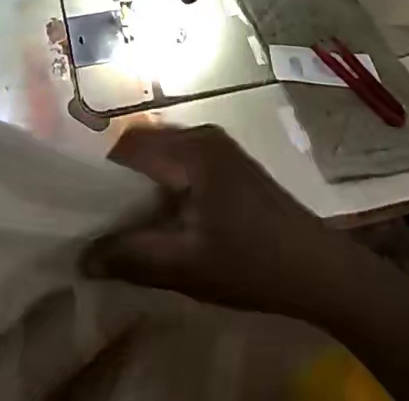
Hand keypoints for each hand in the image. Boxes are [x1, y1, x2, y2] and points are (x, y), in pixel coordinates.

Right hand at [83, 124, 365, 320]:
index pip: (127, 146)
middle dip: (120, 179)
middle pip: (143, 145)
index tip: (86, 208)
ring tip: (132, 220)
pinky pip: (180, 160)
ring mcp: (219, 146)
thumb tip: (82, 258)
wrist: (326, 274)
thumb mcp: (188, 267)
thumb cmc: (254, 265)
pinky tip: (167, 216)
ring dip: (142, 181)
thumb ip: (132, 257)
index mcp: (191, 149)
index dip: (101, 174)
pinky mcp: (230, 162)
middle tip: (105, 217)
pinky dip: (164, 182)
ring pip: (161, 153)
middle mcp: (202, 134)